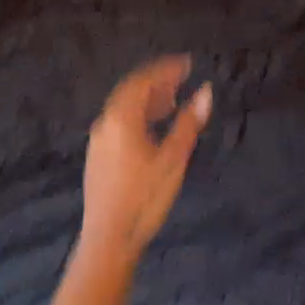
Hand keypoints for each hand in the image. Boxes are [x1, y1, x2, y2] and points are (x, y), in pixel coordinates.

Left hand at [80, 56, 211, 258]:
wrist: (109, 240)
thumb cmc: (144, 198)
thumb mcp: (173, 159)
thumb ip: (188, 122)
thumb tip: (205, 91)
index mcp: (122, 120)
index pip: (143, 81)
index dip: (165, 69)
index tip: (187, 64)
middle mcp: (106, 124)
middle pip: (131, 92)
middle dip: (157, 82)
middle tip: (182, 78)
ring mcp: (99, 142)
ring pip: (124, 108)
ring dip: (149, 99)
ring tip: (173, 100)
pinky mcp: (99, 157)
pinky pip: (120, 123)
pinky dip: (140, 115)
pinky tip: (155, 127)